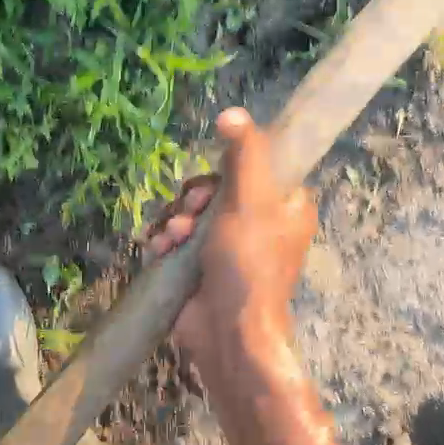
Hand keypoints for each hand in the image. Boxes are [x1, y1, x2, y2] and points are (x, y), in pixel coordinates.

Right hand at [144, 108, 315, 385]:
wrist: (227, 331)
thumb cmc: (248, 263)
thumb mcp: (250, 199)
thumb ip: (244, 153)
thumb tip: (232, 113)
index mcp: (284, 205)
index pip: (252, 168)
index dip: (225, 171)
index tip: (212, 184)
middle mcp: (257, 224)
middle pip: (213, 189)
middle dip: (192, 201)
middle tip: (190, 216)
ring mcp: (225, 247)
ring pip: (189, 213)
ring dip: (173, 222)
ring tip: (172, 241)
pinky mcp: (198, 267)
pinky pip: (174, 239)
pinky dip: (164, 242)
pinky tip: (160, 251)